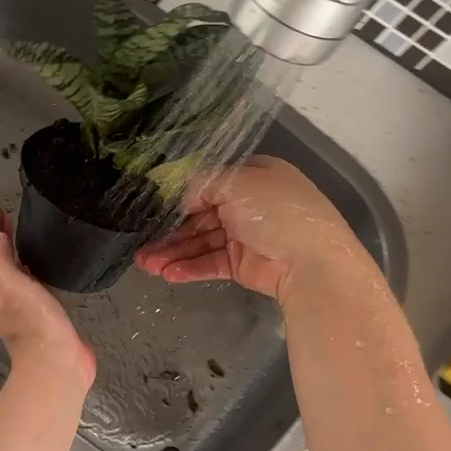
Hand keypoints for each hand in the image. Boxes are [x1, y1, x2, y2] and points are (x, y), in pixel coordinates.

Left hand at [0, 206, 94, 388]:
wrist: (57, 363)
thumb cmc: (34, 323)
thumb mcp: (12, 285)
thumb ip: (2, 260)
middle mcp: (4, 298)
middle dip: (0, 237)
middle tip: (7, 215)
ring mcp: (23, 307)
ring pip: (14, 272)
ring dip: (15, 252)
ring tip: (23, 234)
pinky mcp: (44, 314)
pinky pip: (34, 284)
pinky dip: (33, 269)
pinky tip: (44, 265)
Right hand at [134, 156, 374, 303]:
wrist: (311, 263)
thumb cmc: (277, 212)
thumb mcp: (238, 183)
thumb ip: (201, 184)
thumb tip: (176, 193)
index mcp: (253, 176)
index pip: (207, 183)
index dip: (179, 195)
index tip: (150, 207)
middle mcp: (247, 203)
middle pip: (199, 215)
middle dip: (169, 231)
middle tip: (139, 244)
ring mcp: (244, 235)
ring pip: (200, 242)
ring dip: (172, 252)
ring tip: (145, 265)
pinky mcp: (241, 264)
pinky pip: (209, 263)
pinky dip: (188, 268)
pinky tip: (167, 274)